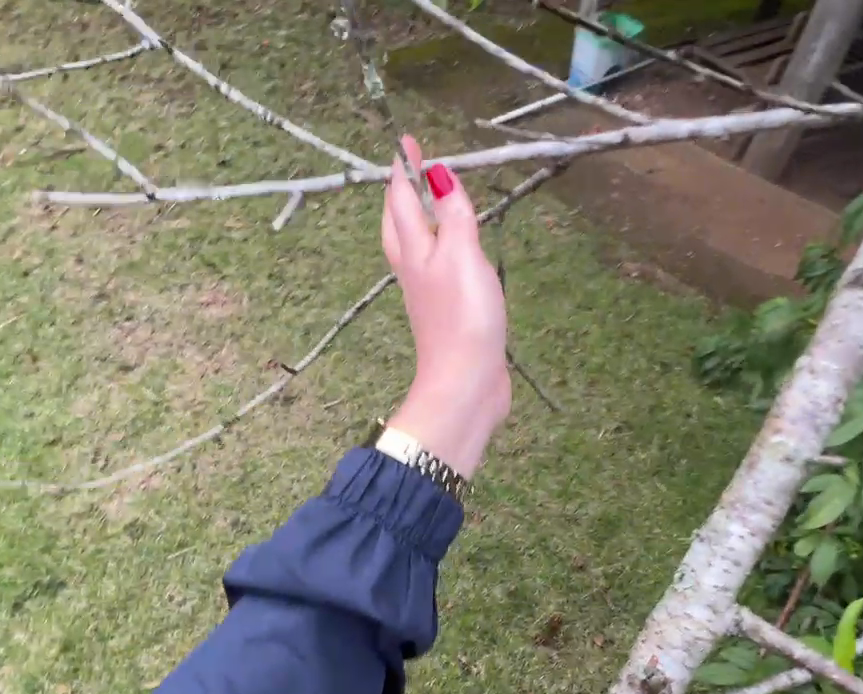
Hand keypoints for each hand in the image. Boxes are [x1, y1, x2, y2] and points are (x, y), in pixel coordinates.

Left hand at [381, 135, 509, 478]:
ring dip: (415, 225)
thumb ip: (453, 215)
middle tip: (406, 173)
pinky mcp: (447, 317)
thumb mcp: (462, 256)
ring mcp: (428, 297)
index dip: (404, 170)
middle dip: (398, 197)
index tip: (406, 142)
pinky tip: (450, 259)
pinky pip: (435, 274)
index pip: (402, 201)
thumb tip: (438, 175)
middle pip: (397, 227)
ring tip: (424, 208)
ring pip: (413, 251)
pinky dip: (438, 255)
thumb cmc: (463, 317)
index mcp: (415, 252)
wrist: (464, 383)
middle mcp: (414, 272)